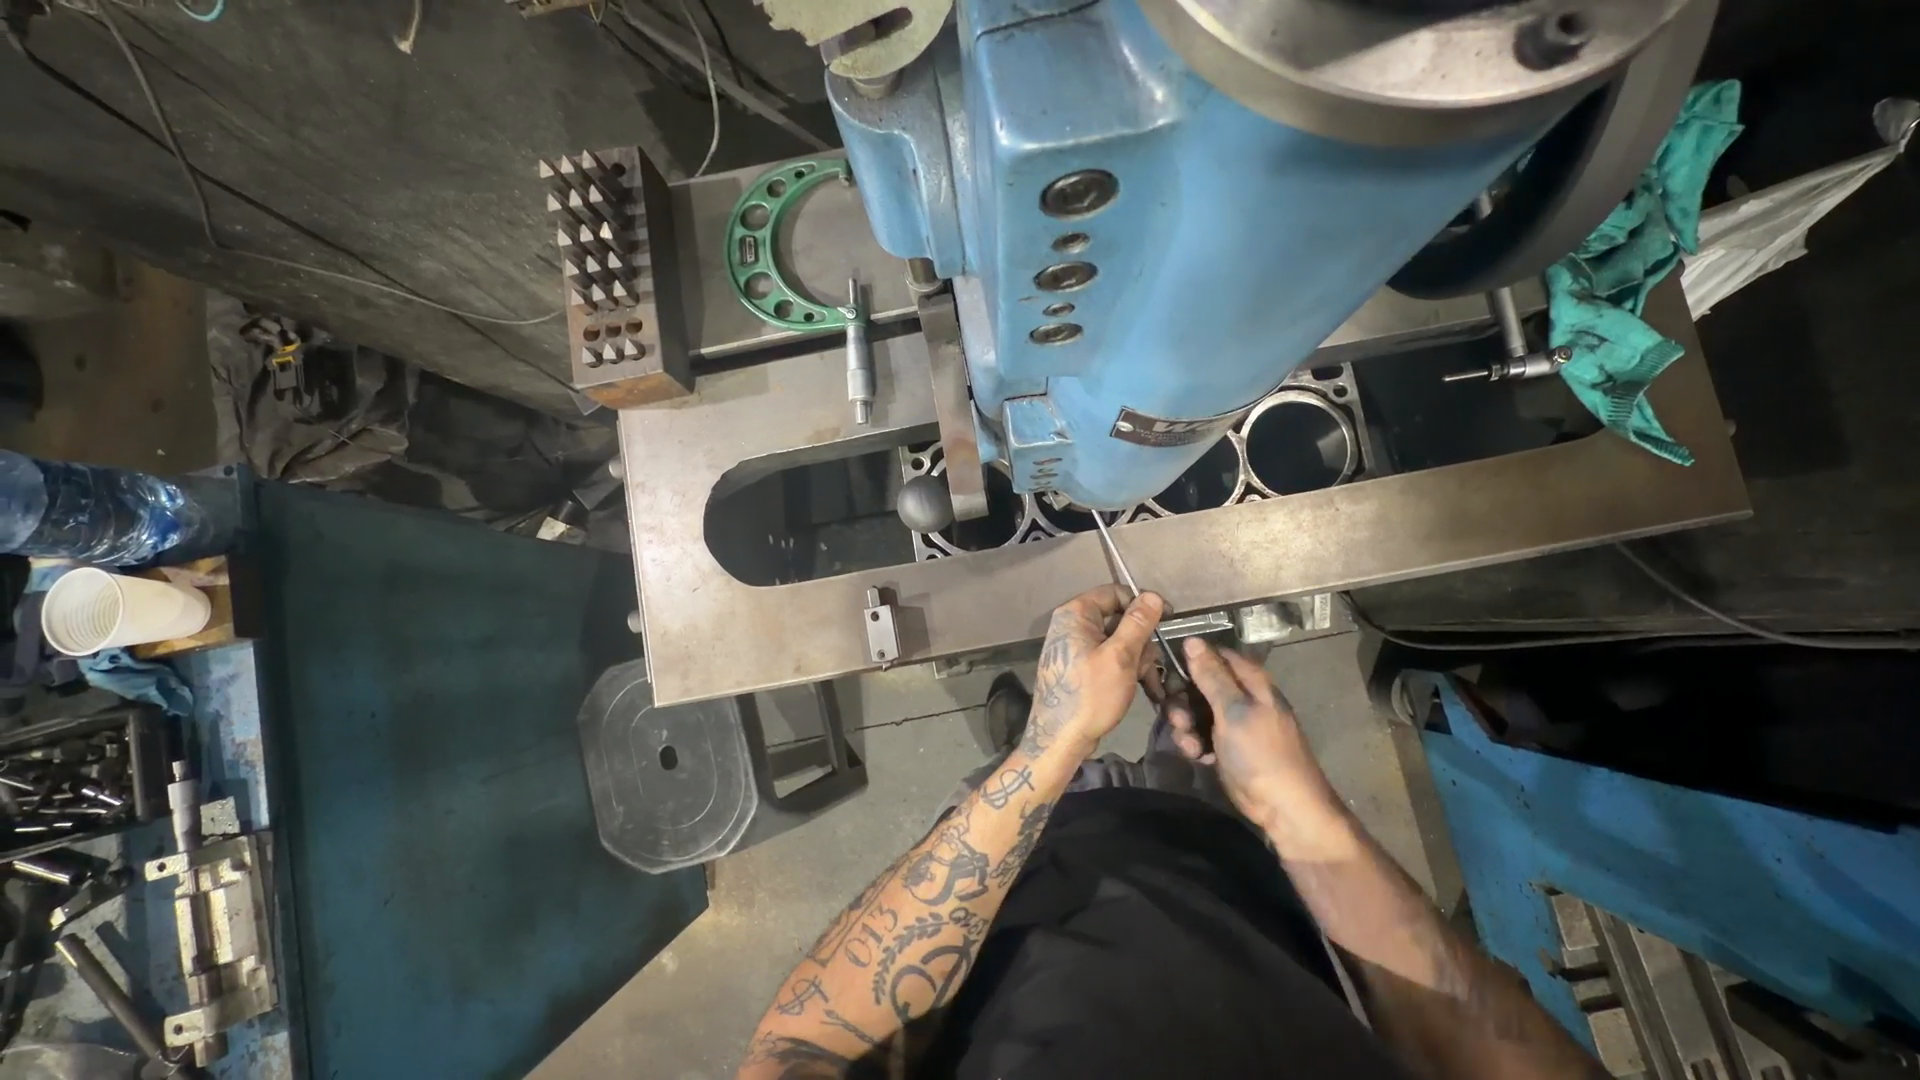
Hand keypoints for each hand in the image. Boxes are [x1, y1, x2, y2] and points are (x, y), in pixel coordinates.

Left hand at [1023, 585, 1165, 758]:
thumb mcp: (1120, 657)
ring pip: (1119, 643)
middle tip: (1152, 666)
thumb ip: (1137, 624)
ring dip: (1139, 661)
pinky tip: (1146, 690)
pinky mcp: (1082, 670)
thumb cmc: (1089, 695)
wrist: (1061, 739)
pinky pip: (1111, 660)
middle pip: (1120, 620)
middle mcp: (1073, 627)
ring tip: (1149, 685)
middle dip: (1142, 643)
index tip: (1167, 621)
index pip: (1115, 593)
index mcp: (1076, 615)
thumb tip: (1153, 595)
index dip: (1142, 605)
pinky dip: (1128, 672)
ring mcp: (1076, 649)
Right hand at [1167, 638, 1348, 849]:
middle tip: (1179, 719)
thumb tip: (1192, 640)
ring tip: (1190, 745)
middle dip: (1183, 701)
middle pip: (1199, 684)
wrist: (1284, 808)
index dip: (1190, 662)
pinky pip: (1201, 734)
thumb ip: (1212, 676)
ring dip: (1186, 726)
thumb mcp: (1234, 712)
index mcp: (1250, 681)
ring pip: (1195, 711)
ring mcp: (1234, 723)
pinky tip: (1198, 757)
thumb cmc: (1262, 754)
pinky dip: (1195, 743)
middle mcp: (1241, 697)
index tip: (1170, 676)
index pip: (1213, 655)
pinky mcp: (1226, 746)